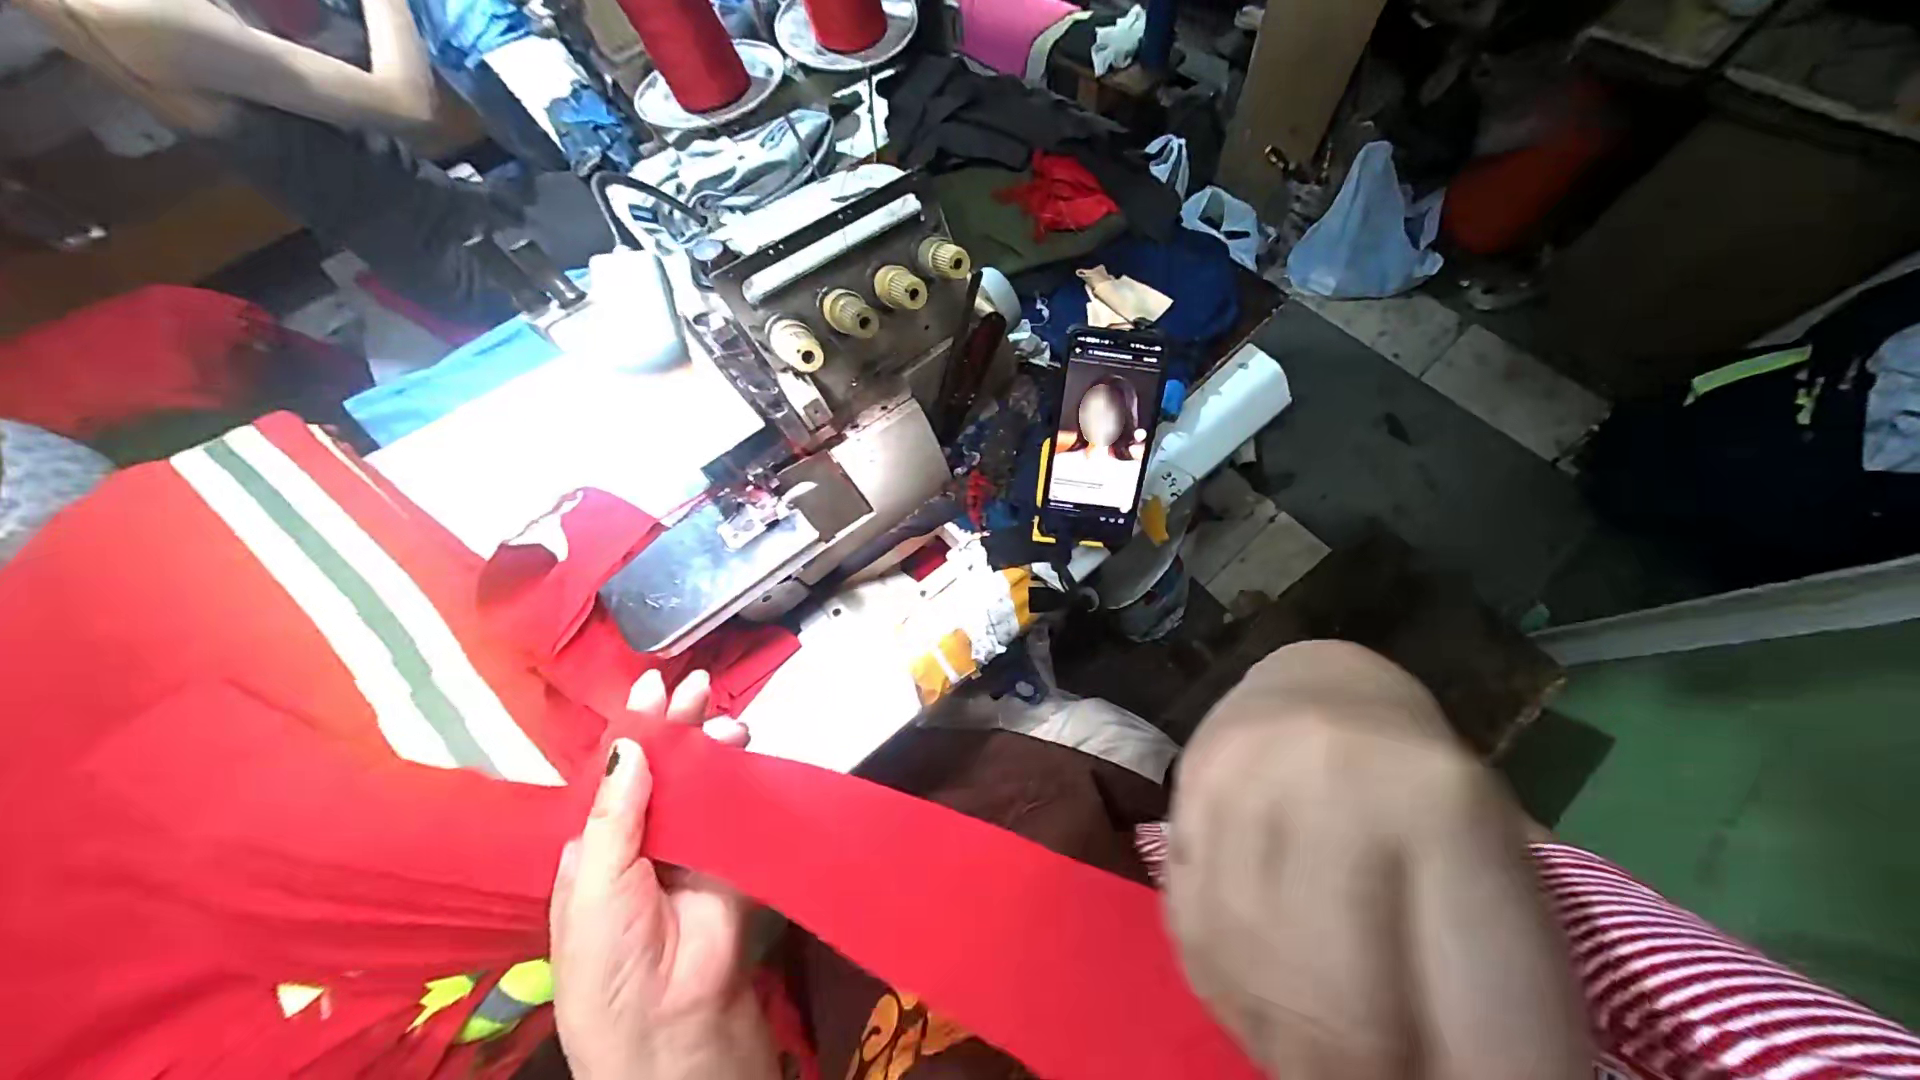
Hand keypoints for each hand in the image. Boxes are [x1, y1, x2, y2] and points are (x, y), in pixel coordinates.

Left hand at [550, 670, 777, 1079]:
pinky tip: (742, 745)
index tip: (650, 687)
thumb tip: (631, 744)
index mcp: (602, 838)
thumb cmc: (607, 956)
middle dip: (676, 723)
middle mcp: (650, 830)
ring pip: (704, 776)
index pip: (618, 771)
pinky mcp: (735, 847)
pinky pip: (737, 801)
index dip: (633, 729)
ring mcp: (696, 837)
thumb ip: (614, 812)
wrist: (669, 1016)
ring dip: (711, 742)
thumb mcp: (591, 882)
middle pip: (665, 764)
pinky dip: (741, 771)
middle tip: (693, 687)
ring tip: (719, 716)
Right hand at [1166, 641, 1591, 1079]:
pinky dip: (1229, 997)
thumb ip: (1496, 980)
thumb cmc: (1420, 779)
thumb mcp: (1502, 857)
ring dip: (1286, 1052)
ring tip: (1312, 1061)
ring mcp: (1241, 789)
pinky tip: (1258, 1007)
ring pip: (1254, 978)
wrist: (1310, 688)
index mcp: (1445, 806)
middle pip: (1345, 1013)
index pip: (1486, 1022)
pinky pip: (1193, 932)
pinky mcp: (1182, 798)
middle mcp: (1331, 788)